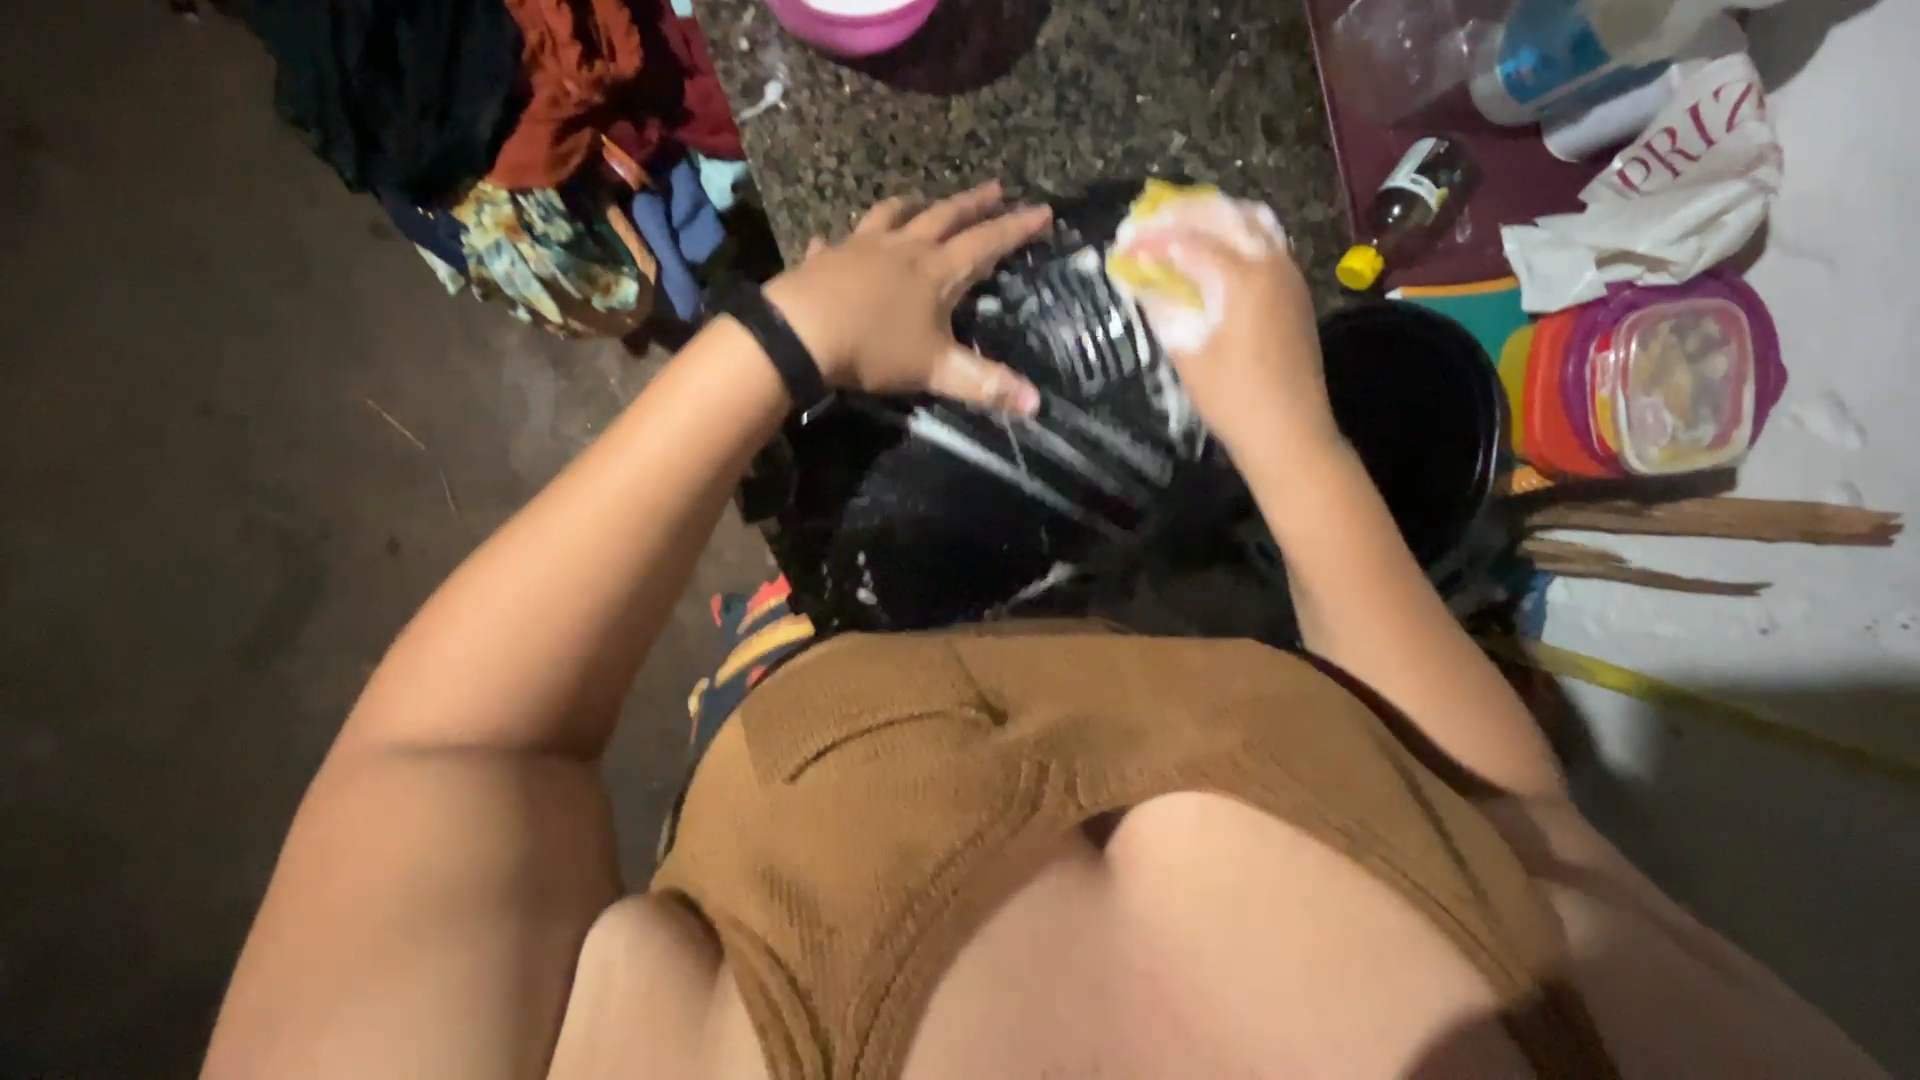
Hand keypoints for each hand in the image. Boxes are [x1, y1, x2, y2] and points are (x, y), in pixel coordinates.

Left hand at [761, 182, 1049, 414]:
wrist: (801, 333)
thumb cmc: (875, 349)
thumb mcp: (936, 371)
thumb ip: (985, 385)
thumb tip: (1036, 404)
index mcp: (936, 271)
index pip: (986, 242)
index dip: (1017, 228)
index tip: (1043, 210)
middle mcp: (903, 249)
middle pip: (945, 216)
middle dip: (974, 203)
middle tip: (997, 187)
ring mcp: (861, 248)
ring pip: (892, 216)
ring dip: (913, 207)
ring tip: (923, 200)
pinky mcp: (825, 259)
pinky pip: (838, 243)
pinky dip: (843, 241)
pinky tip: (835, 242)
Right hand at [1150, 231, 1340, 462]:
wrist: (1290, 431)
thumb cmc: (1233, 398)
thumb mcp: (1187, 354)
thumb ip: (1163, 307)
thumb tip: (1139, 279)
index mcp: (1242, 277)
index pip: (1188, 242)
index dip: (1151, 240)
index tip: (1122, 244)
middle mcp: (1270, 263)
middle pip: (1224, 216)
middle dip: (1182, 216)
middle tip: (1147, 222)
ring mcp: (1288, 274)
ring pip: (1252, 222)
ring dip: (1214, 218)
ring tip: (1180, 226)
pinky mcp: (1294, 291)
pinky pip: (1266, 242)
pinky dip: (1236, 235)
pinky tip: (1214, 250)